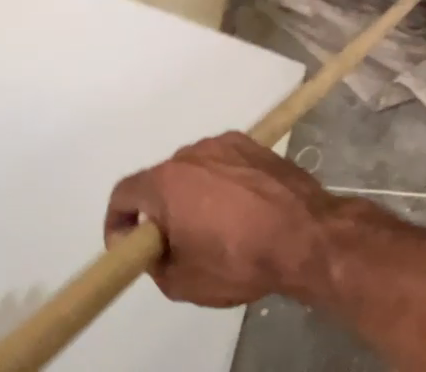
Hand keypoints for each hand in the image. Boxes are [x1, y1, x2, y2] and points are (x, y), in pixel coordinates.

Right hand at [105, 131, 342, 306]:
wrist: (306, 234)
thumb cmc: (239, 258)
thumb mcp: (180, 281)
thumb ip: (156, 261)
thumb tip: (159, 247)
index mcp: (169, 181)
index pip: (125, 193)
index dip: (118, 221)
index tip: (130, 245)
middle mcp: (197, 152)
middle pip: (163, 178)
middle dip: (162, 208)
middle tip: (175, 240)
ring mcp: (233, 144)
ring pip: (198, 169)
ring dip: (195, 193)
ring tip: (213, 225)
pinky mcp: (261, 147)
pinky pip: (228, 163)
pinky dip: (225, 183)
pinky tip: (241, 208)